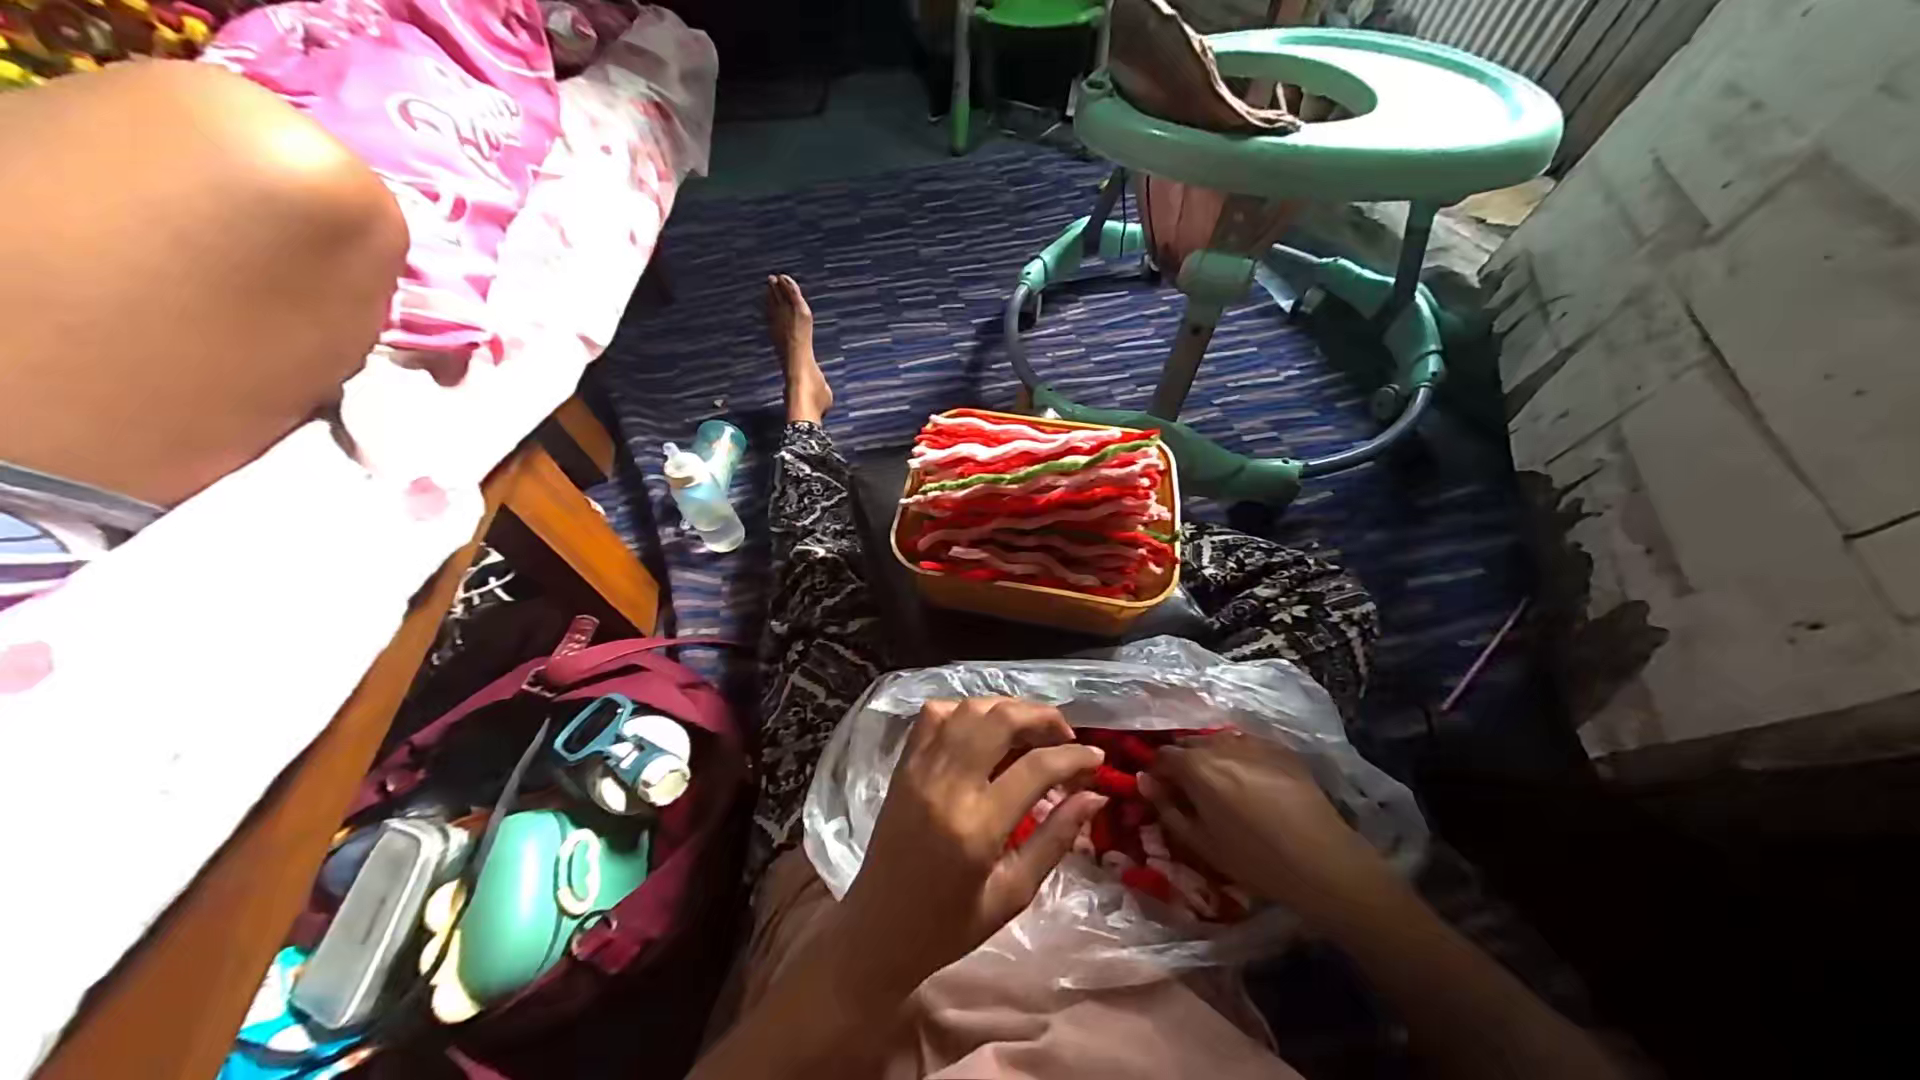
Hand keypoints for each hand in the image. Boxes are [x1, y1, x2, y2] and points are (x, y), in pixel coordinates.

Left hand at [834, 697, 1107, 995]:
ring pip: (968, 709)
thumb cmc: (949, 925)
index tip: (1097, 759)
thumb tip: (1094, 796)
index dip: (1075, 757)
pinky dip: (965, 711)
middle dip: (1043, 717)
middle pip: (1001, 720)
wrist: (877, 929)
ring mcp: (920, 769)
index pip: (1037, 767)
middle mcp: (947, 785)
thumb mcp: (1013, 893)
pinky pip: (933, 716)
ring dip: (1007, 709)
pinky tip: (984, 730)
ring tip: (1032, 730)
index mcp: (978, 826)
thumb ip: (1055, 838)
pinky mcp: (903, 766)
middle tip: (1066, 736)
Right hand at [1141, 731, 1404, 931]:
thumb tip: (1144, 781)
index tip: (1160, 791)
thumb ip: (1166, 807)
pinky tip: (1248, 781)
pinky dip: (1237, 756)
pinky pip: (1246, 744)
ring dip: (1209, 756)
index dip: (1156, 772)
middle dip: (1181, 762)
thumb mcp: (1199, 842)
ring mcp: (1253, 743)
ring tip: (1219, 784)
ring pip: (1217, 740)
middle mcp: (1220, 744)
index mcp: (1195, 766)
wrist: (1323, 861)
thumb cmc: (1253, 859)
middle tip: (1188, 790)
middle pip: (1188, 743)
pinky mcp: (1280, 749)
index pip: (1161, 756)